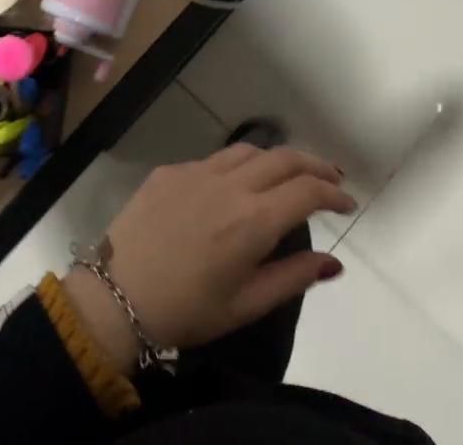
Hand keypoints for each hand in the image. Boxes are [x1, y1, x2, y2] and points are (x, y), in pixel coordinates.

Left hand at [62, 144, 355, 373]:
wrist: (115, 297)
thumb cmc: (187, 310)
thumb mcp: (246, 304)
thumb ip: (293, 276)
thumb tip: (333, 262)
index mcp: (253, 220)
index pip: (307, 191)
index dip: (333, 193)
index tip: (347, 203)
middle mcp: (230, 186)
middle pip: (284, 158)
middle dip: (314, 165)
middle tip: (330, 179)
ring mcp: (196, 173)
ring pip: (249, 151)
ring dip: (277, 159)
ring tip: (288, 175)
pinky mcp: (169, 171)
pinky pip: (213, 160)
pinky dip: (236, 167)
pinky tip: (234, 186)